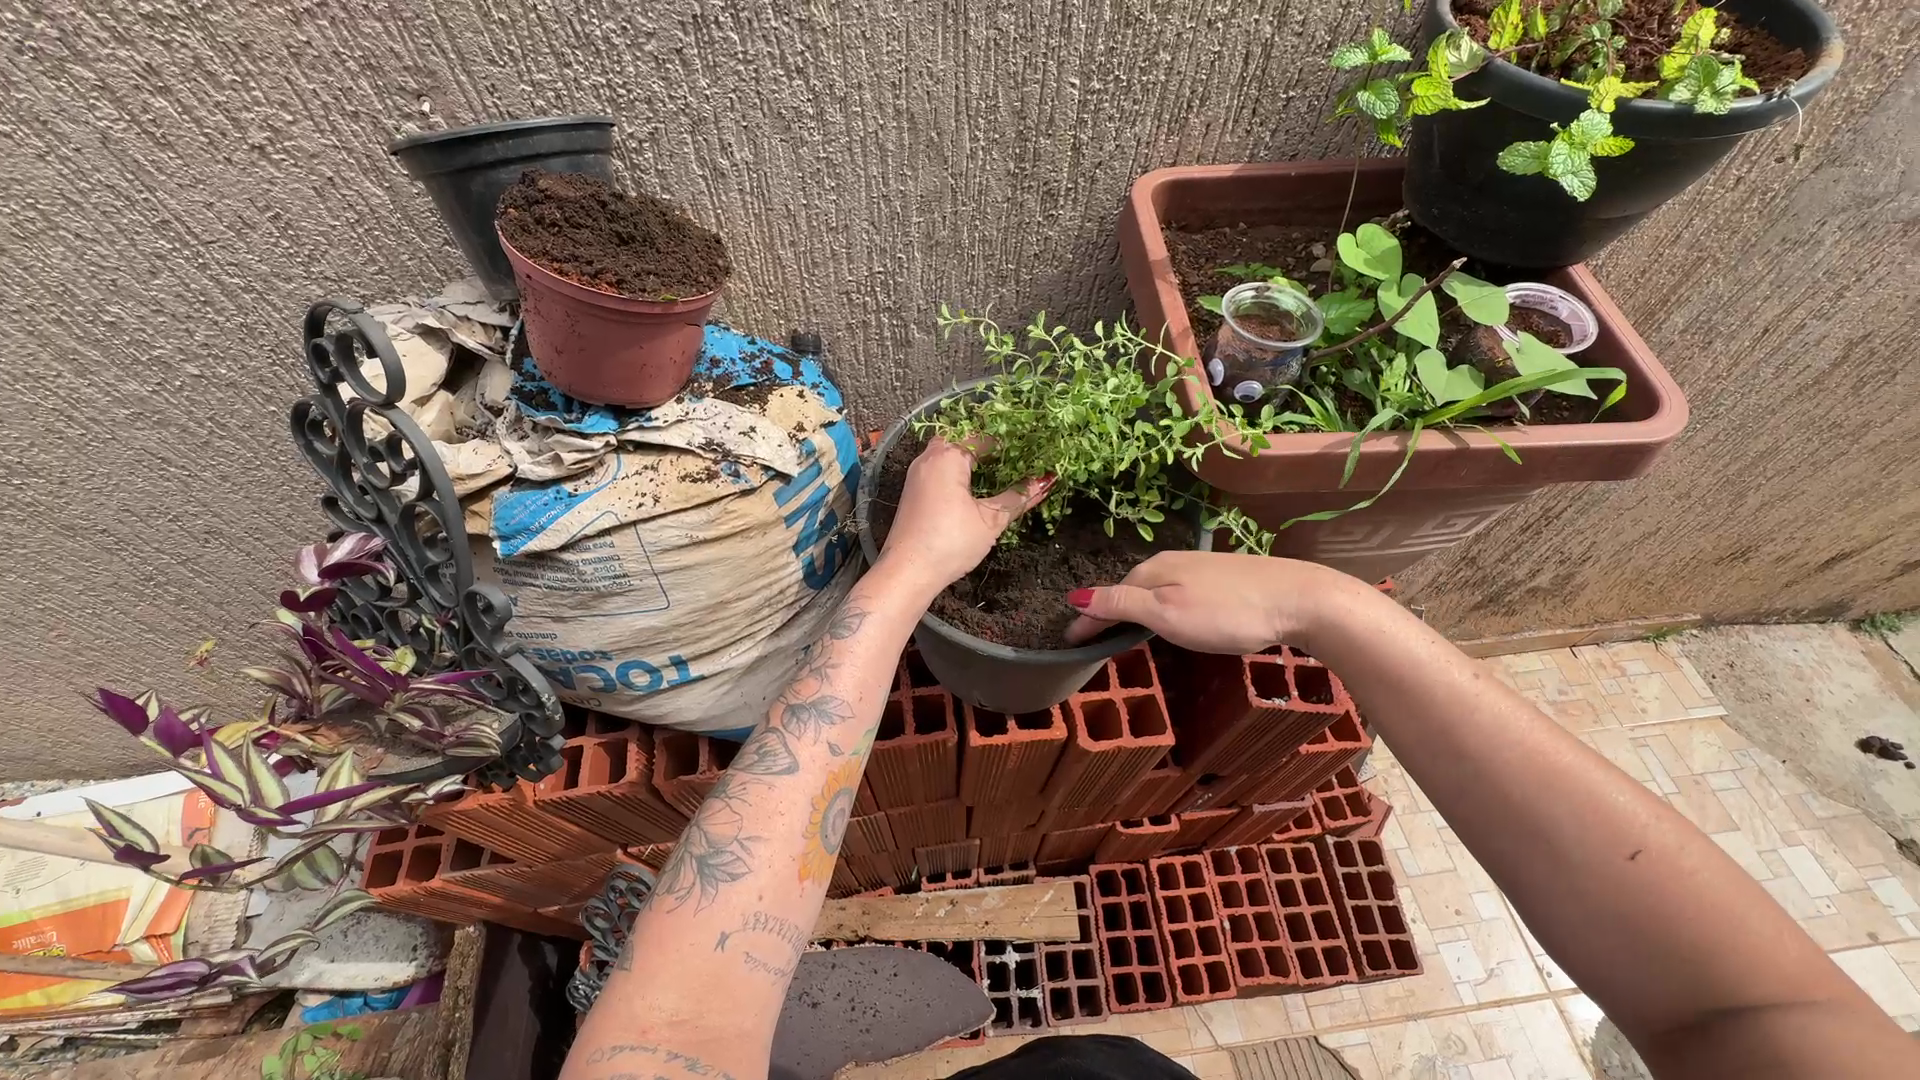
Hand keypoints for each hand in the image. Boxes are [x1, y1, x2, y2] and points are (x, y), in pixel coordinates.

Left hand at [876, 437, 1051, 594]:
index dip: (1012, 442)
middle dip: (990, 447)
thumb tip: (1045, 482)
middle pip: (964, 440)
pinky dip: (959, 471)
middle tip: (1017, 458)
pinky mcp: (914, 492)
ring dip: (973, 459)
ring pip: (949, 454)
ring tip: (1002, 471)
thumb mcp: (991, 520)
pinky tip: (976, 487)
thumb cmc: (949, 543)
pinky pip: (940, 469)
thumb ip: (1018, 498)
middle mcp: (929, 459)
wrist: (907, 572)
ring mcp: (917, 475)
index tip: (1033, 450)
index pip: (986, 437)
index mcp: (948, 457)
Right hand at [1063, 551, 1362, 653]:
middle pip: (1130, 589)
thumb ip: (1122, 604)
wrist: (1299, 599)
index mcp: (1153, 570)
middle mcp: (1172, 563)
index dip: (1088, 621)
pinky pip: (1179, 592)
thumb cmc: (1227, 612)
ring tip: (1129, 634)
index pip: (1108, 596)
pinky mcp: (1223, 577)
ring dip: (1137, 609)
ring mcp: (1200, 568)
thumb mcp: (1166, 612)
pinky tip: (1175, 619)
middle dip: (1110, 612)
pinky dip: (1163, 607)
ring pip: (1156, 589)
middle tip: (1097, 643)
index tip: (1069, 643)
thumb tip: (1076, 596)